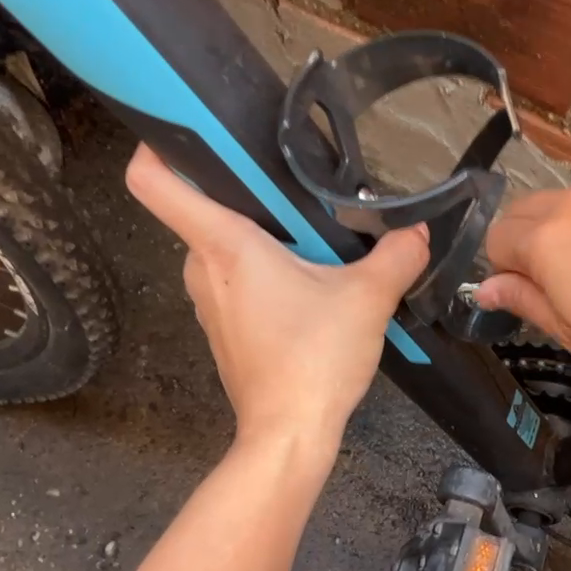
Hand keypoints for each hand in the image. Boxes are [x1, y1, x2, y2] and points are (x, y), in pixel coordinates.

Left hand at [125, 146, 428, 449]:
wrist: (290, 433)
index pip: (153, 177)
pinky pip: (238, 287)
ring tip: (319, 261)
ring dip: (268, 249)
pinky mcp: (224, 332)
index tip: (200, 137)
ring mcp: (208, 304)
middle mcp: (201, 268)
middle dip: (257, 206)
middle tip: (308, 213)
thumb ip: (396, 257)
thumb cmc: (314, 360)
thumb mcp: (367, 300)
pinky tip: (310, 303)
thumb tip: (417, 232)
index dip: (163, 144)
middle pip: (209, 211)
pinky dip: (267, 284)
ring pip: (228, 252)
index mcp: (223, 244)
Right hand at [474, 187, 570, 379]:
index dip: (500, 276)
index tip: (521, 301)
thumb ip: (524, 303)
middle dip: (520, 249)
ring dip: (555, 238)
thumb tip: (488, 290)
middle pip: (520, 214)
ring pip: (558, 207)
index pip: (493, 242)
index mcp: (545, 240)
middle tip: (548, 294)